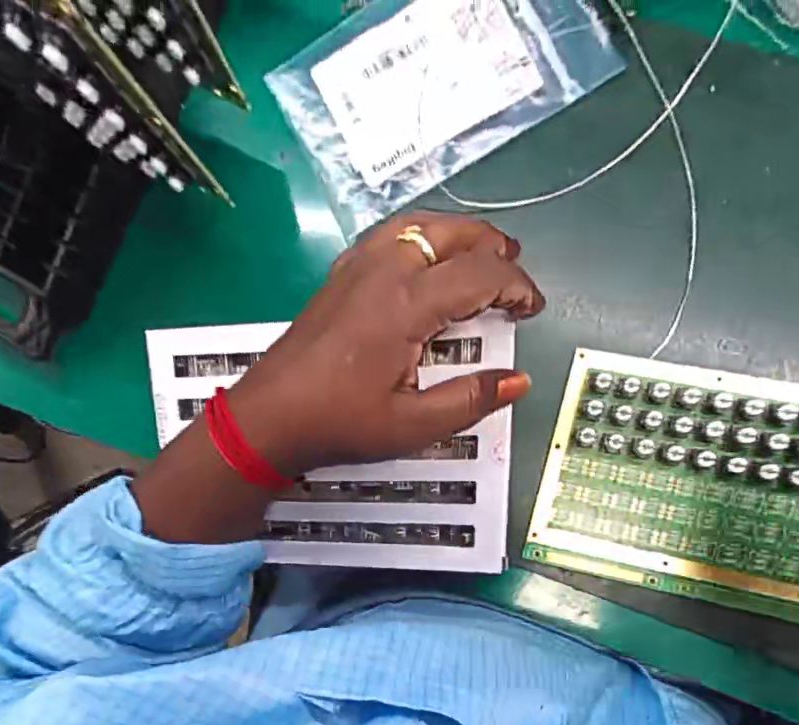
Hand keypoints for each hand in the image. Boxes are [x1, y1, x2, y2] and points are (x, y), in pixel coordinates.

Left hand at [134, 213, 543, 542]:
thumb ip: (468, 400)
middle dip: (491, 246)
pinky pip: (387, 236)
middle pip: (453, 233)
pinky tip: (421, 259)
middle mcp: (383, 271)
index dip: (516, 287)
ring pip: (418, 225)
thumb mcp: (411, 425)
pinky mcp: (337, 277)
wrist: (268, 417)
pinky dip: (418, 236)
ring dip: (455, 233)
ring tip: (476, 252)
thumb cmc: (336, 422)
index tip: (530, 307)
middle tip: (513, 268)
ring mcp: (355, 268)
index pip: (480, 275)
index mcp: (407, 303)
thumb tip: (516, 382)